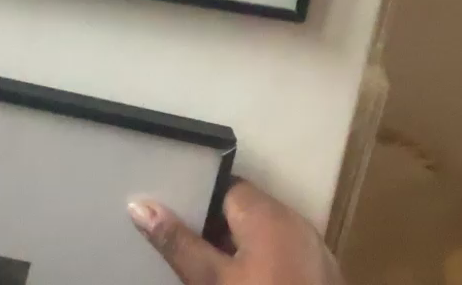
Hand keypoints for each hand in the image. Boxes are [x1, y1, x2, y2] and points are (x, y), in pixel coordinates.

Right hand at [129, 182, 343, 284]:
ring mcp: (312, 250)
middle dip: (214, 229)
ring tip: (211, 274)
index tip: (172, 216)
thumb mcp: (214, 282)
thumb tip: (139, 205)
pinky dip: (263, 266)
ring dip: (238, 251)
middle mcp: (293, 220)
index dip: (195, 199)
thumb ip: (179, 244)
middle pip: (243, 211)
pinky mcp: (322, 276)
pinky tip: (247, 284)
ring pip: (263, 237)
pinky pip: (283, 256)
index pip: (223, 186)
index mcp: (266, 211)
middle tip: (186, 251)